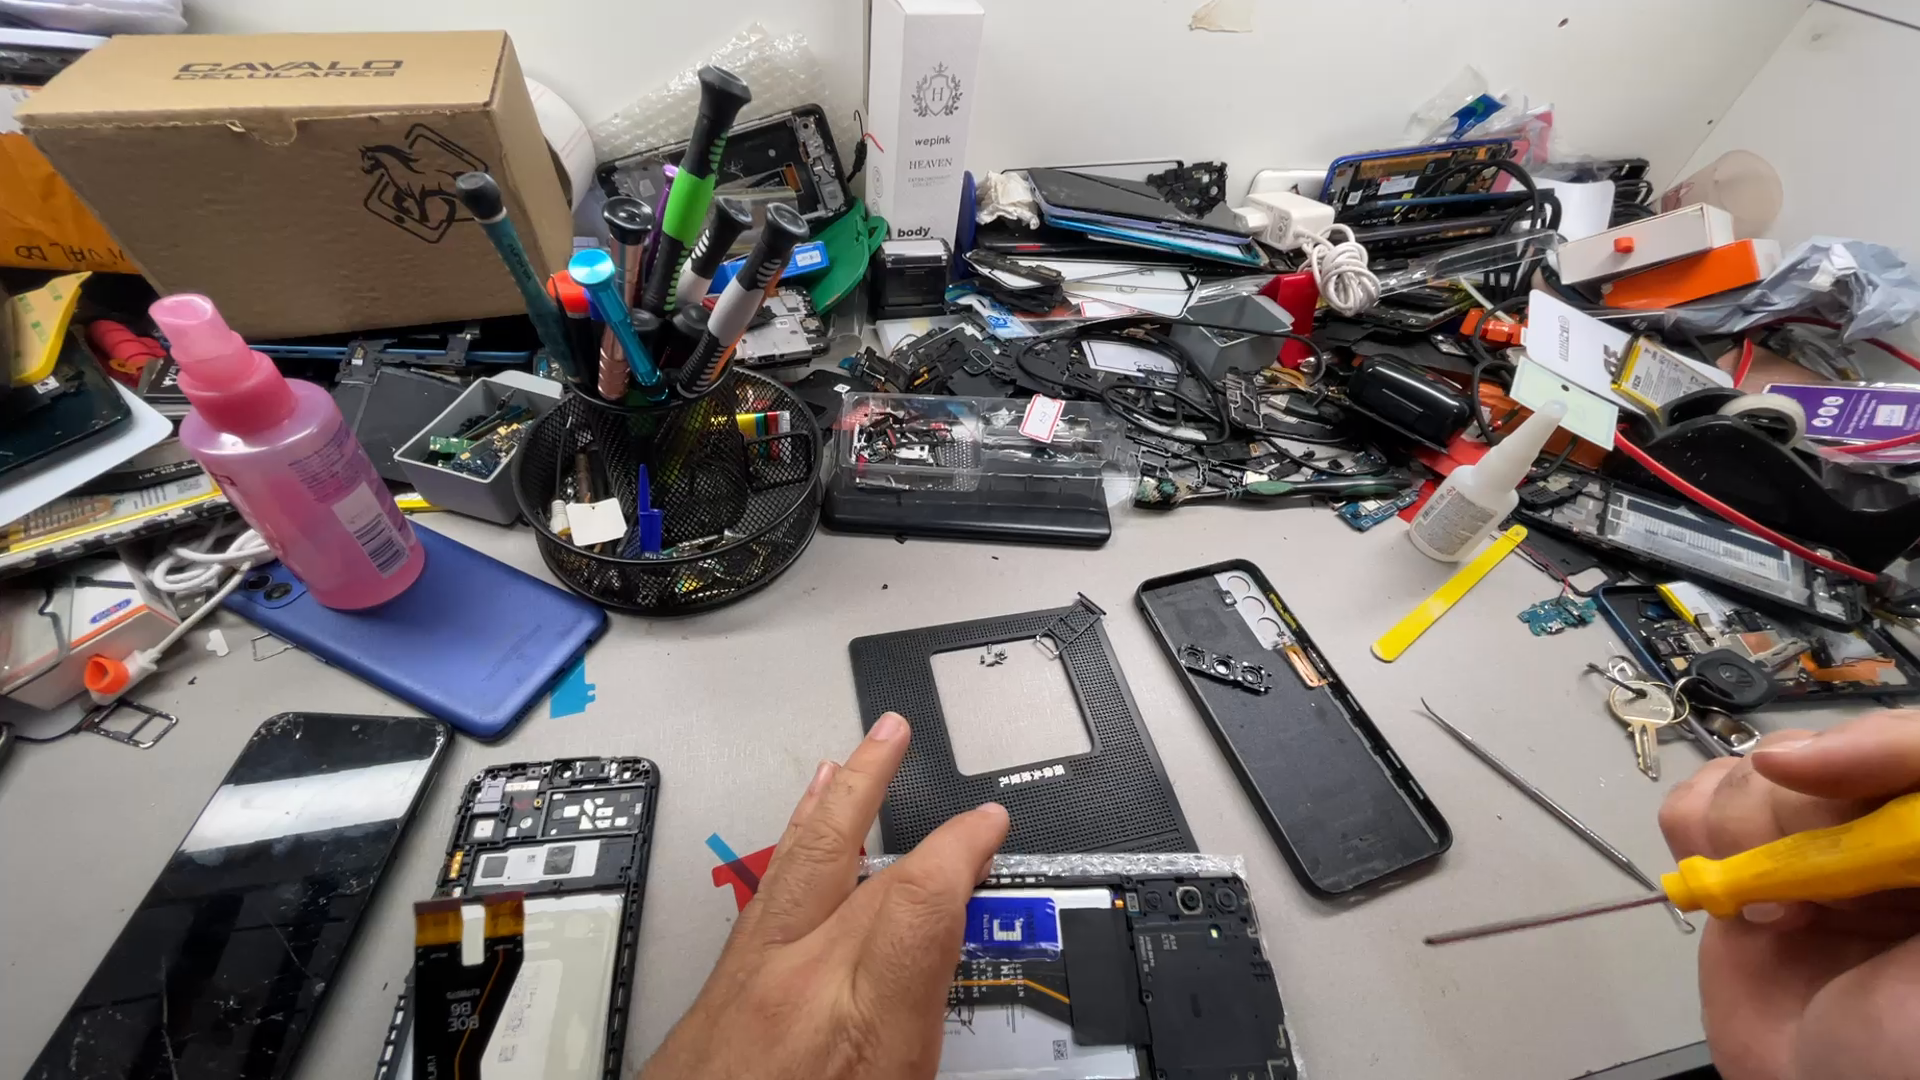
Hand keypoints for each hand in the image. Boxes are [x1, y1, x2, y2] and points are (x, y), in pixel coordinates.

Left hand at [642, 712, 1009, 1079]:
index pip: (917, 905)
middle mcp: (799, 993)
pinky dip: (795, 837)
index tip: (988, 824)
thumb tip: (957, 988)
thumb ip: (926, 1031)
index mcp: (858, 1036)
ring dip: (836, 796)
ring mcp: (752, 980)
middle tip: (899, 736)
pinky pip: (767, 888)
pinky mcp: (724, 984)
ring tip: (858, 752)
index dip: (962, 848)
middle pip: (854, 866)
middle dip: (883, 788)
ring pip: (801, 861)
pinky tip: (806, 813)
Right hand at [1658, 710, 1919, 1079]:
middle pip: (1815, 753)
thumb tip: (1792, 758)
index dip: (1866, 745)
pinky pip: (1691, 800)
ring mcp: (1813, 842)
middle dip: (1788, 817)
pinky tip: (1735, 896)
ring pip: (1743, 774)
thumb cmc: (1917, 1052)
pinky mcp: (1738, 856)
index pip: (1914, 746)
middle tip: (1808, 896)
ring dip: (1734, 837)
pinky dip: (1691, 837)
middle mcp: (1888, 829)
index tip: (1796, 774)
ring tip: (1774, 911)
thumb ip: (1918, 842)